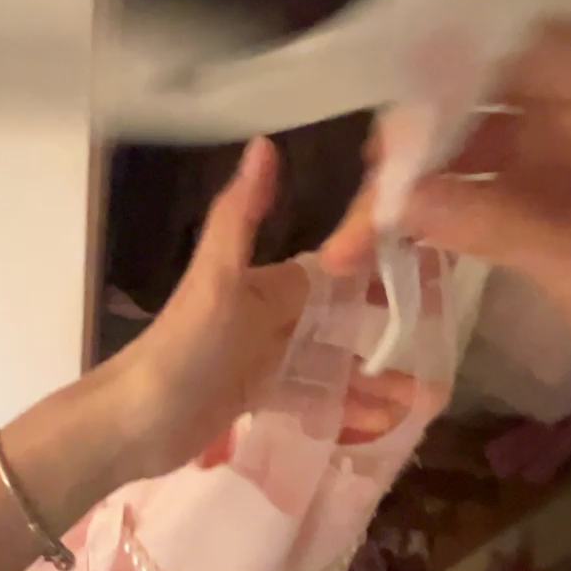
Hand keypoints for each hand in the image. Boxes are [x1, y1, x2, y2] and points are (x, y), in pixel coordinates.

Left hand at [96, 138, 418, 479]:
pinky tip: (383, 429)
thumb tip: (265, 142)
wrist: (132, 424)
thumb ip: (241, 219)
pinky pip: (312, 402)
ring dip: (374, 381)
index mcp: (267, 287)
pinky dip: (344, 413)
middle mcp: (271, 318)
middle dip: (387, 335)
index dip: (378, 271)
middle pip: (341, 322)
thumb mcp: (214, 282)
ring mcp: (265, 362)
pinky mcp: (258, 399)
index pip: (334, 271)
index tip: (433, 278)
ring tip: (423, 402)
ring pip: (332, 366)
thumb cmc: (181, 350)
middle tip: (438, 354)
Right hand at [322, 22, 570, 391]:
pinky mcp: (541, 185)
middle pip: (482, 91)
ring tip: (358, 228)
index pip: (527, 47)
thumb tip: (401, 200)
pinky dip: (432, 202)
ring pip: (467, 137)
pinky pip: (472, 176)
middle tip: (367, 185)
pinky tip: (390, 234)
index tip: (387, 105)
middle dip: (418, 134)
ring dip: (414, 176)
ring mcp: (561, 147)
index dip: (452, 61)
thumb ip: (500, 228)